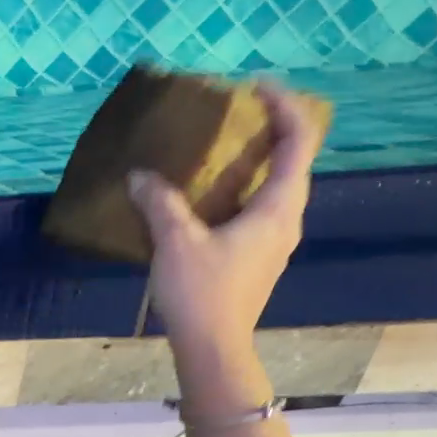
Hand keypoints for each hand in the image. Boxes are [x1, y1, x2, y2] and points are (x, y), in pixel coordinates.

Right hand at [129, 83, 325, 357]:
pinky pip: (253, 214)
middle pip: (289, 164)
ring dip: (249, 169)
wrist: (212, 348)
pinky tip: (205, 205)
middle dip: (266, 135)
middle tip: (234, 120)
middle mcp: (286, 220)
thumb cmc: (202, 292)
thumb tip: (140, 176)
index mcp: (278, 206)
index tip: (257, 88)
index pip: (296, 141)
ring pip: (271, 191)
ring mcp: (273, 244)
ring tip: (215, 159)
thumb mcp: (175, 243)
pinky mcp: (255, 262)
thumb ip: (160, 204)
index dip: (284, 107)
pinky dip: (236, 197)